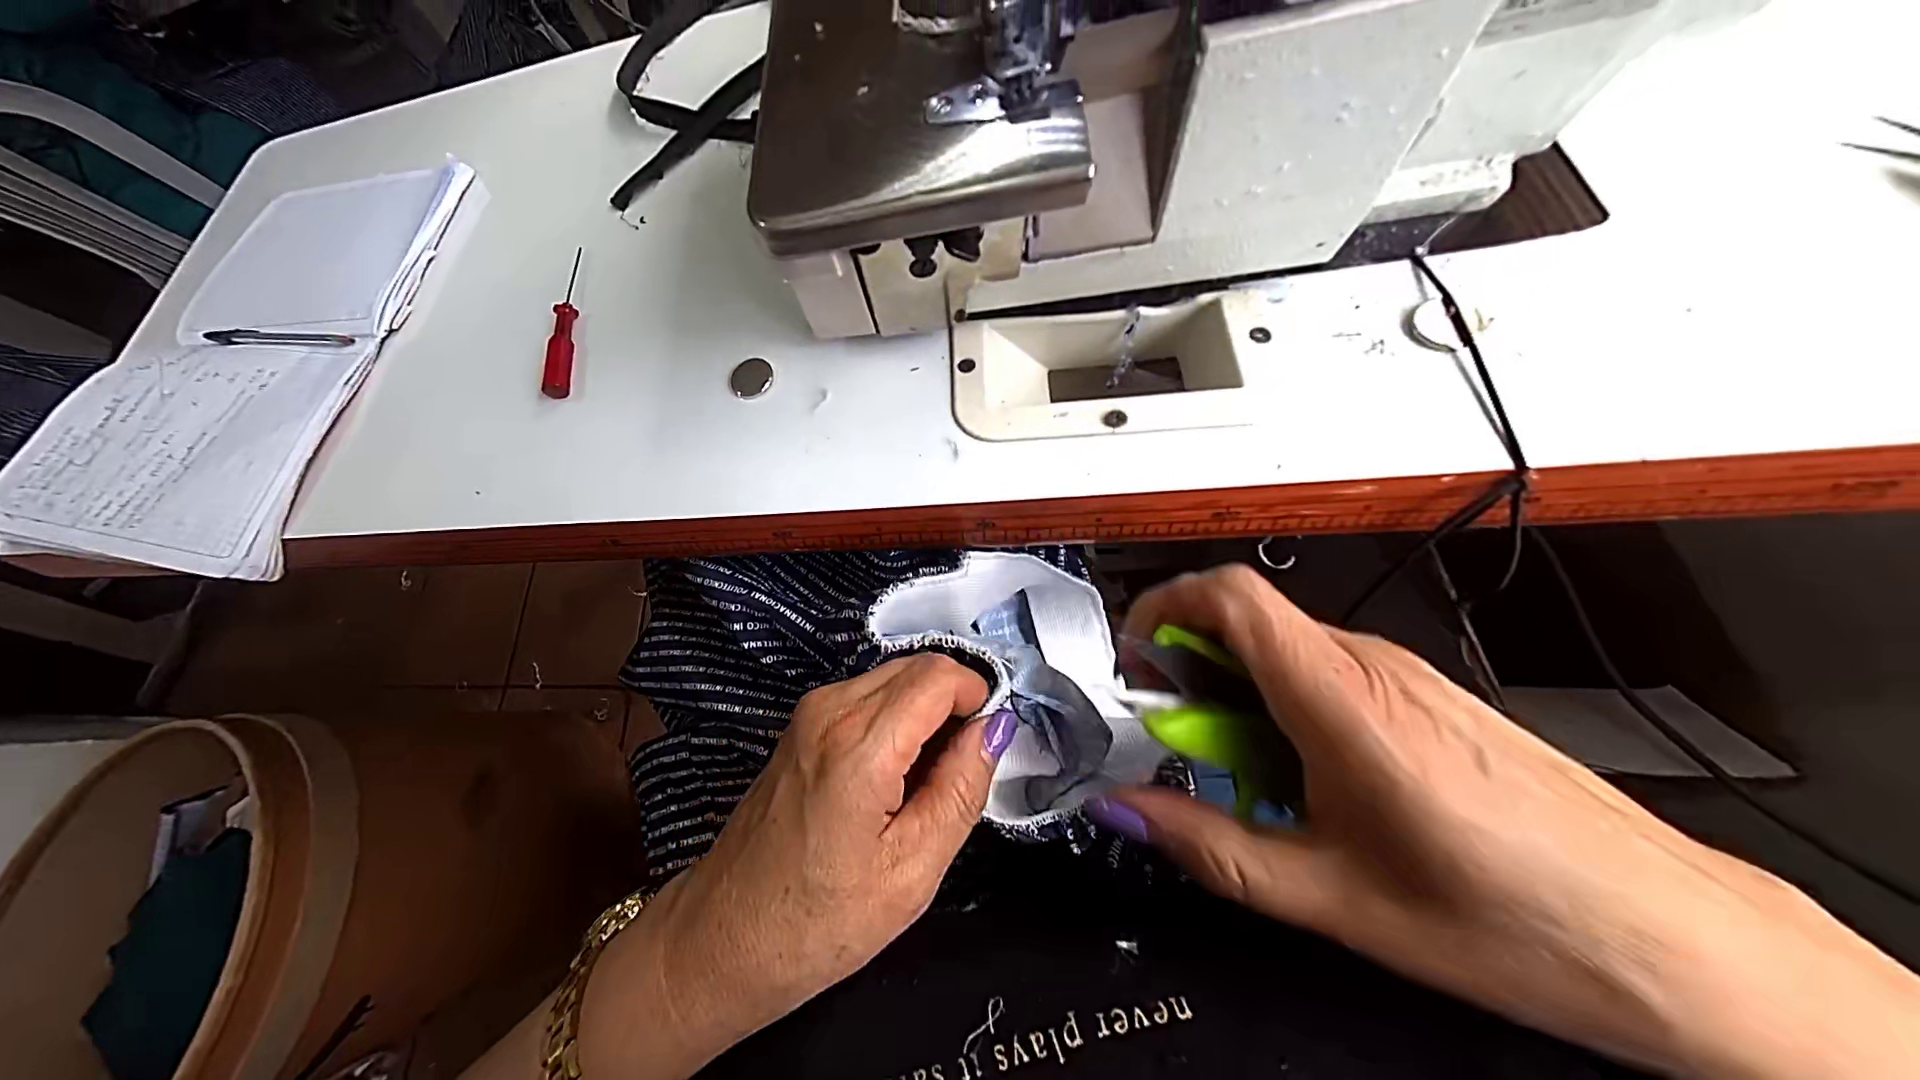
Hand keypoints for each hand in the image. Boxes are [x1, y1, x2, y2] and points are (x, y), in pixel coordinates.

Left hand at [577, 654, 1013, 1078]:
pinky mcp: (802, 723)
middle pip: (919, 667)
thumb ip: (962, 786)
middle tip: (959, 768)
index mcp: (860, 744)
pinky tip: (892, 776)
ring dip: (925, 712)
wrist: (724, 939)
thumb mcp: (913, 869)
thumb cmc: (819, 921)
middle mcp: (830, 709)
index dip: (977, 697)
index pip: (940, 675)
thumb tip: (994, 728)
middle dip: (954, 703)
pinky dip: (897, 719)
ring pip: (896, 678)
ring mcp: (810, 712)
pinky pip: (868, 695)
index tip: (986, 742)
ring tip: (924, 781)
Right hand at [1093, 565, 1919, 1078]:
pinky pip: (1322, 674)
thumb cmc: (1524, 920)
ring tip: (1243, 775)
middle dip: (1188, 672)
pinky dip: (1280, 710)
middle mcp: (1373, 669)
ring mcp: (1403, 678)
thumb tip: (1132, 810)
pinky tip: (1300, 780)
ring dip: (1234, 697)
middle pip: (1244, 622)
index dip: (1163, 608)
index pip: (1228, 596)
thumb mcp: (1327, 896)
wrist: (1676, 941)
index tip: (1135, 658)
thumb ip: (1206, 845)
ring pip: (1280, 650)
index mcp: (1343, 702)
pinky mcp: (1422, 697)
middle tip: (1178, 744)